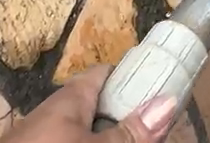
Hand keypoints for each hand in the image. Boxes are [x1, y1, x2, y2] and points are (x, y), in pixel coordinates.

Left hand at [1, 66, 178, 142]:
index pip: (107, 73)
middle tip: (150, 136)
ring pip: (81, 134)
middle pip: (98, 109)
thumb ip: (130, 133)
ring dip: (104, 139)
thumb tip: (170, 100)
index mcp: (70, 98)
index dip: (134, 79)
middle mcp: (54, 114)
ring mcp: (40, 139)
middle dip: (122, 122)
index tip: (160, 92)